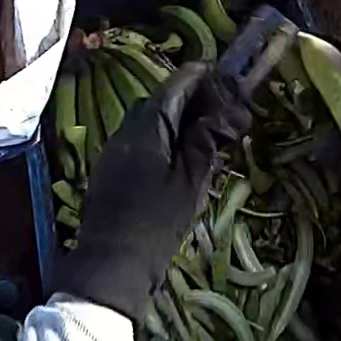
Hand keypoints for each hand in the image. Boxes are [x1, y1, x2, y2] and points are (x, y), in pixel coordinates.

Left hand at [55, 63, 251, 319]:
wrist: (112, 264)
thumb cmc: (157, 222)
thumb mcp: (191, 180)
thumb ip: (206, 140)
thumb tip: (228, 111)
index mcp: (146, 128)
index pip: (176, 85)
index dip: (202, 76)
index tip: (227, 76)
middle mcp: (126, 130)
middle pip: (162, 99)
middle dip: (193, 96)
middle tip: (223, 107)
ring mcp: (115, 148)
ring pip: (151, 118)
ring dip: (179, 116)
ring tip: (207, 129)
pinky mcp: (112, 166)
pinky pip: (142, 136)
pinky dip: (165, 134)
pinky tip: (182, 152)